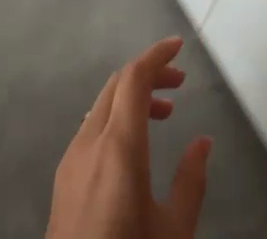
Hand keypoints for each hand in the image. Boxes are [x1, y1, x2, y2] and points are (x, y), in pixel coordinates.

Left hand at [47, 37, 212, 238]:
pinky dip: (115, 120)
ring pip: (101, 107)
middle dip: (148, 75)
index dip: (156, 55)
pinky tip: (135, 146)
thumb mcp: (175, 229)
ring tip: (164, 115)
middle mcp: (89, 144)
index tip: (179, 46)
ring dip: (131, 99)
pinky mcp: (63, 180)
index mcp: (119, 147)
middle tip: (180, 82)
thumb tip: (202, 142)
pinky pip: (90, 129)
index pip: (133, 79)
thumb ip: (191, 180)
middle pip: (115, 86)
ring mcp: (70, 161)